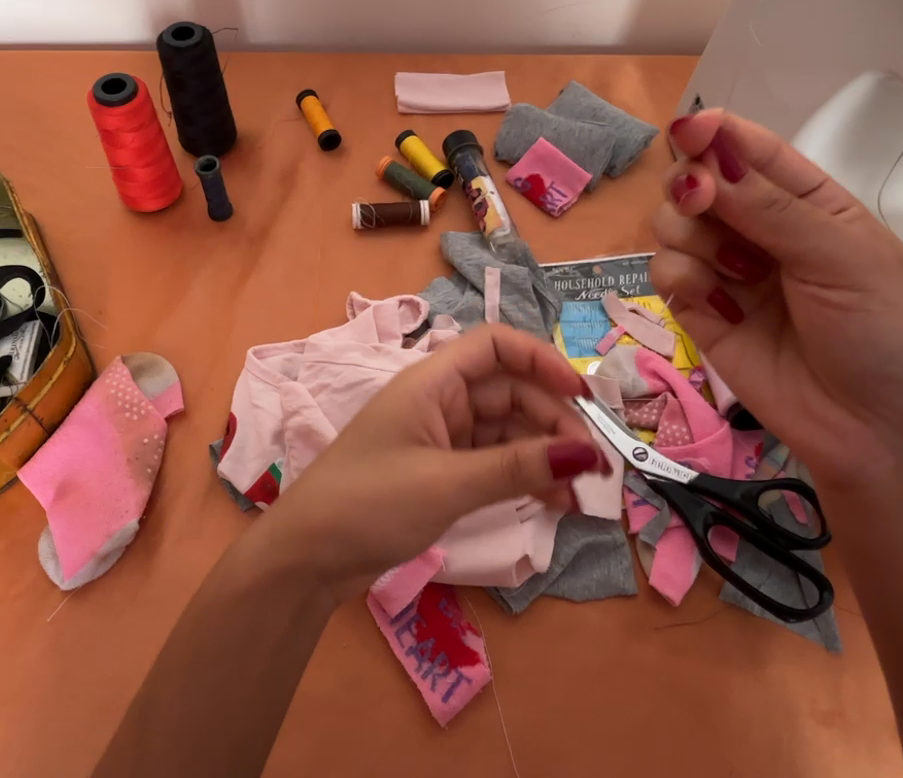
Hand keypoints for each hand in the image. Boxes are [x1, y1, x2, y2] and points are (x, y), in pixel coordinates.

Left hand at [254, 323, 607, 600]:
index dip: (542, 361)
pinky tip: (553, 503)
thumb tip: (588, 454)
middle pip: (510, 392)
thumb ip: (518, 467)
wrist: (308, 558)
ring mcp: (440, 437)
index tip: (584, 397)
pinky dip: (523, 477)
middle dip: (554, 422)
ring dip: (545, 455)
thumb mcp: (448, 484)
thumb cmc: (370, 503)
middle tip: (594, 467)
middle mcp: (439, 400)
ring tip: (581, 495)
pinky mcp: (441, 471)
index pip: (496, 345)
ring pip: (507, 430)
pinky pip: (494, 462)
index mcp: (432, 382)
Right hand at [651, 110, 902, 491]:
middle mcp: (761, 232)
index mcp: (810, 204)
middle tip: (699, 199)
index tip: (691, 130)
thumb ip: (771, 208)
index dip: (718, 134)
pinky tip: (713, 302)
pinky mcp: (700, 314)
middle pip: (698, 182)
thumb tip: (708, 157)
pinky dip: (679, 278)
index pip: (752, 152)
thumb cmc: (888, 335)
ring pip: (673, 225)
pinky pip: (665, 273)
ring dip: (687, 233)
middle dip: (692, 184)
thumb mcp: (844, 258)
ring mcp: (727, 273)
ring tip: (727, 270)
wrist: (880, 437)